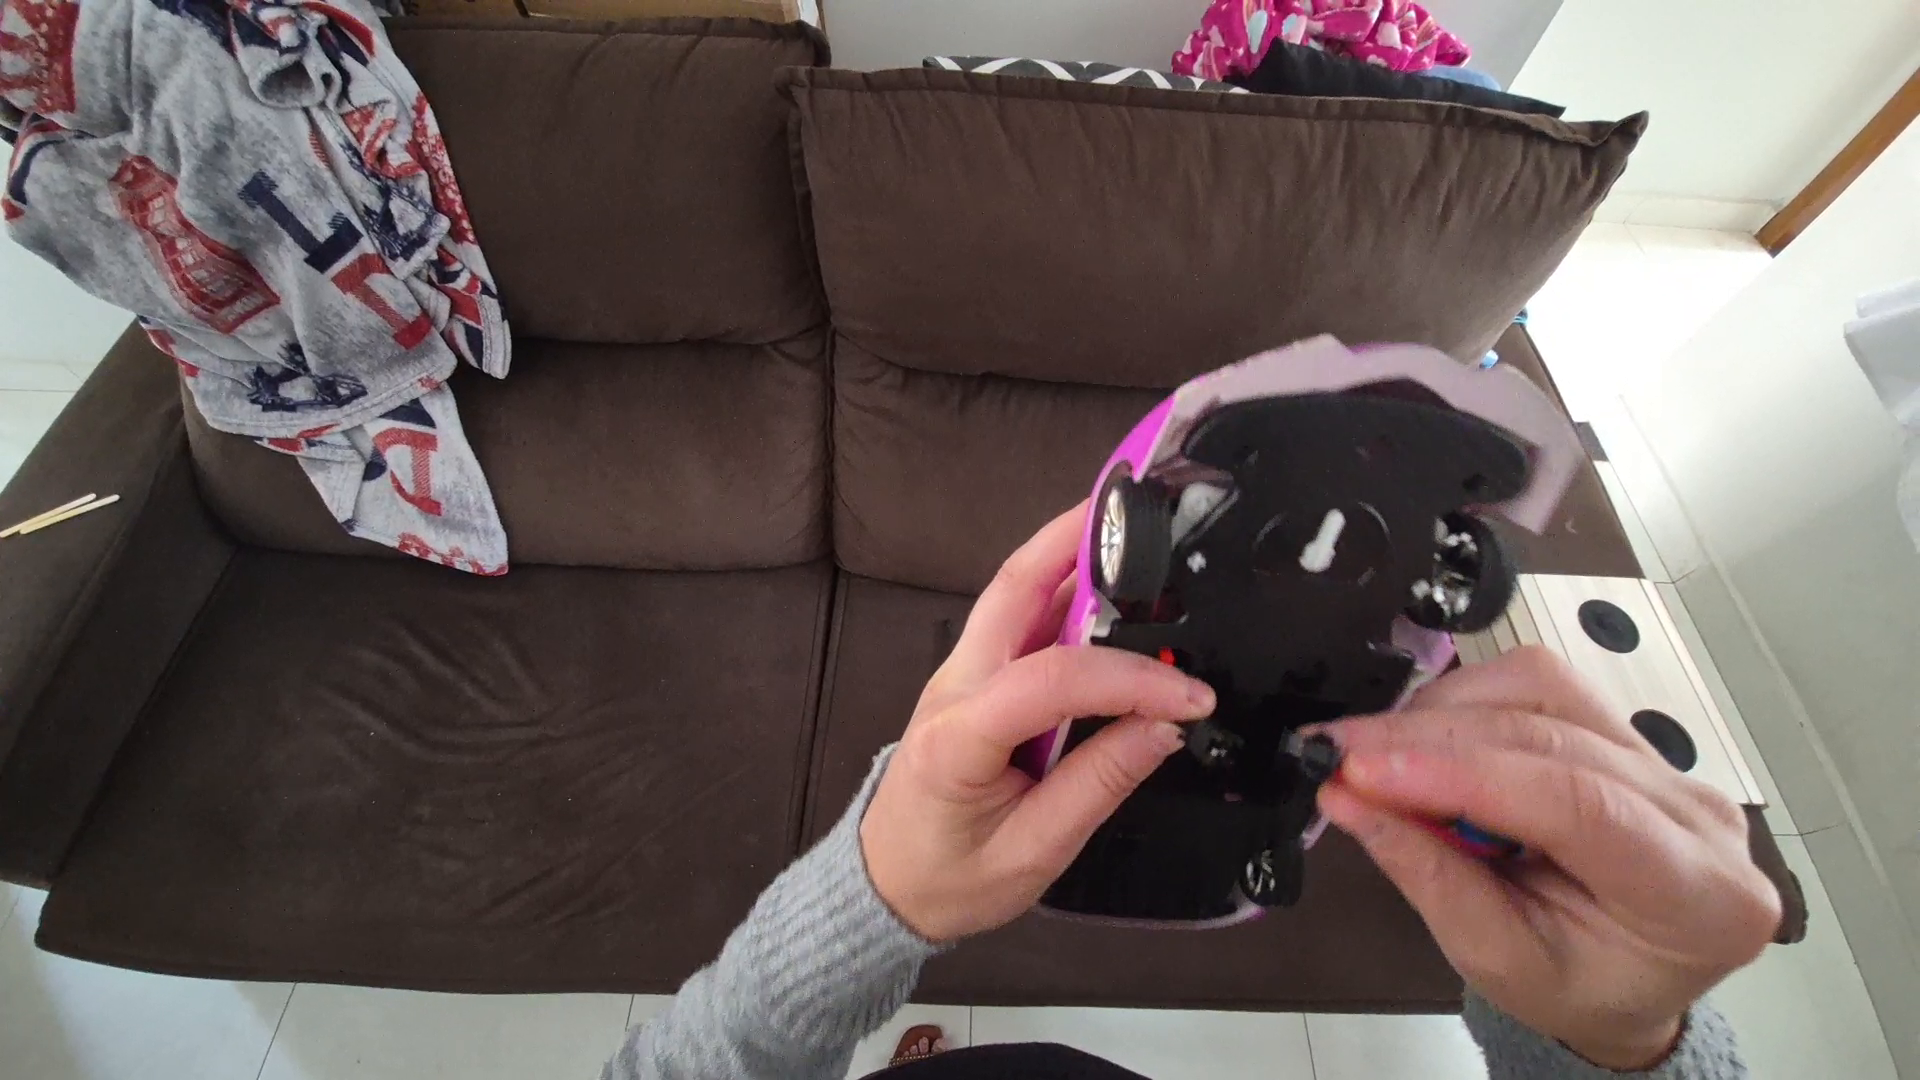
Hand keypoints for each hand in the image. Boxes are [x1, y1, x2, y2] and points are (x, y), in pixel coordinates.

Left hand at [860, 503, 1215, 942]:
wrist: (885, 880)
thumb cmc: (950, 877)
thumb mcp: (1033, 851)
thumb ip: (1099, 783)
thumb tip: (1165, 725)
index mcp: (960, 734)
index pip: (1052, 679)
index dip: (1128, 678)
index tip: (1189, 694)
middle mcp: (954, 682)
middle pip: (1013, 588)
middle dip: (1071, 540)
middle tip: (1132, 513)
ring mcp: (958, 672)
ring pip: (1014, 593)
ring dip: (1068, 557)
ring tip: (1128, 537)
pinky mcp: (972, 676)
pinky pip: (1018, 620)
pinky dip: (1062, 593)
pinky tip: (1104, 591)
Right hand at [1317, 647, 1779, 1069]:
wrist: (1614, 973)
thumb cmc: (1566, 983)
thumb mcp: (1493, 956)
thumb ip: (1424, 874)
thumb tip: (1341, 796)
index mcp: (1696, 895)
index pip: (1579, 804)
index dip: (1460, 775)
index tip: (1358, 770)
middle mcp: (1693, 810)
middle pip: (1545, 734)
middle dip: (1423, 737)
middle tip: (1332, 750)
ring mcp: (1657, 757)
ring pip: (1535, 686)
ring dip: (1437, 711)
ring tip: (1377, 753)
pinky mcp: (1611, 726)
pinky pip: (1528, 680)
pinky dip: (1456, 699)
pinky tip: (1423, 741)